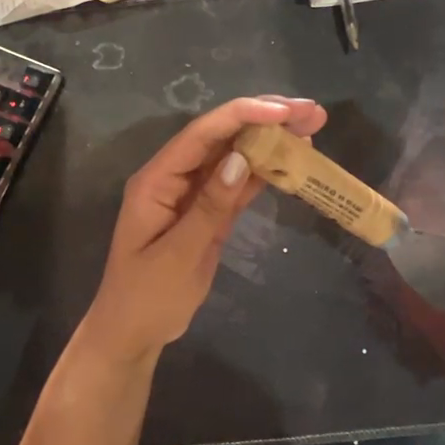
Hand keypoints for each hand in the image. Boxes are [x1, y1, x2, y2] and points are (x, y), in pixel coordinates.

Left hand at [80, 96, 326, 361]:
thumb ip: (209, 207)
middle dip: (264, 119)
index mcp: (157, 180)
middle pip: (221, 136)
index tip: (283, 110)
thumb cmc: (146, 297)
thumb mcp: (178, 256)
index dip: (242, 115)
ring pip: (234, 155)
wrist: (133, 334)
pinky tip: (293, 158)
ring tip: (311, 127)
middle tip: (311, 112)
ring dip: (270, 140)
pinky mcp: (210, 211)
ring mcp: (192, 193)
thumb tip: (239, 159)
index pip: (201, 135)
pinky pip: (239, 183)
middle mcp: (174, 177)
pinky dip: (265, 170)